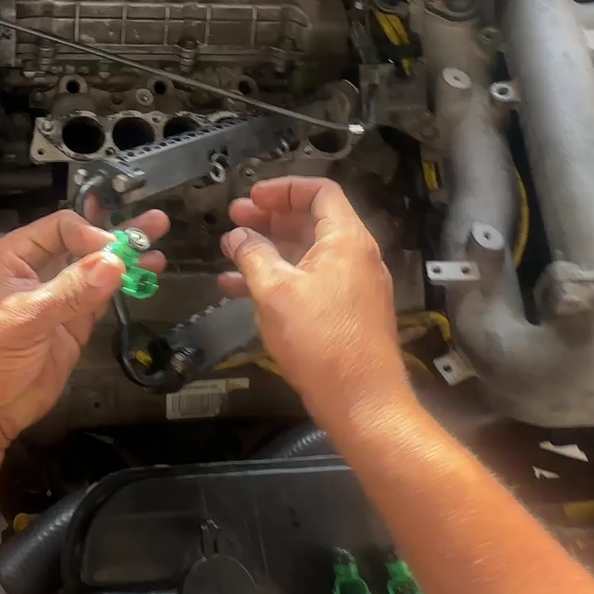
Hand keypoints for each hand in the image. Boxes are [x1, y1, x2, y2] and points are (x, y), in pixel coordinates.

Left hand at [0, 209, 167, 452]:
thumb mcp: (25, 317)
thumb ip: (70, 291)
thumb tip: (114, 263)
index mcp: (16, 256)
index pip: (61, 228)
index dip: (90, 234)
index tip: (114, 250)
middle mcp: (39, 269)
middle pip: (84, 242)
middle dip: (118, 232)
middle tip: (155, 223)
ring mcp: (59, 297)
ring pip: (97, 268)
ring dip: (127, 258)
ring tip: (158, 247)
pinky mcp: (74, 324)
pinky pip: (102, 297)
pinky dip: (124, 286)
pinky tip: (146, 275)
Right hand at [218, 177, 411, 429]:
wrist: (363, 405)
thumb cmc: (320, 340)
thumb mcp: (275, 290)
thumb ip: (253, 254)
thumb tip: (237, 235)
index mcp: (347, 240)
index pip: (320, 192)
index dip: (283, 189)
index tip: (252, 198)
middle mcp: (355, 256)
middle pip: (311, 220)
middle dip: (269, 218)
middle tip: (234, 219)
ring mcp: (352, 286)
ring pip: (305, 252)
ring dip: (268, 248)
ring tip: (230, 251)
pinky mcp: (345, 312)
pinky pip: (308, 280)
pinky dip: (277, 277)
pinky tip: (240, 288)